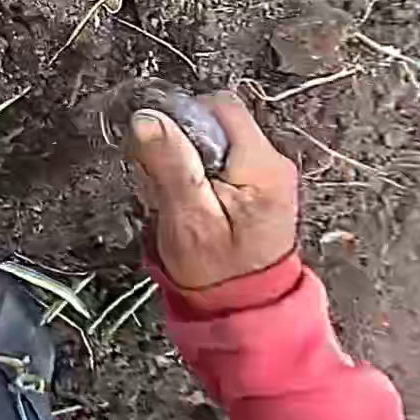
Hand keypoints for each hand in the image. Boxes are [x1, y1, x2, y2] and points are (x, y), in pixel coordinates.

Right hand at [124, 91, 298, 288]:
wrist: (244, 313)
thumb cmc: (216, 272)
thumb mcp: (186, 218)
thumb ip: (169, 164)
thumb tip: (147, 118)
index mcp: (262, 165)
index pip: (219, 107)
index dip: (184, 119)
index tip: (164, 147)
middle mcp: (272, 162)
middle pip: (215, 120)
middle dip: (183, 140)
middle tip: (167, 178)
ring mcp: (267, 172)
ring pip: (214, 137)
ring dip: (187, 156)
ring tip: (178, 193)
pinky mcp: (257, 182)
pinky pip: (220, 156)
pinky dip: (198, 170)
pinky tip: (189, 198)